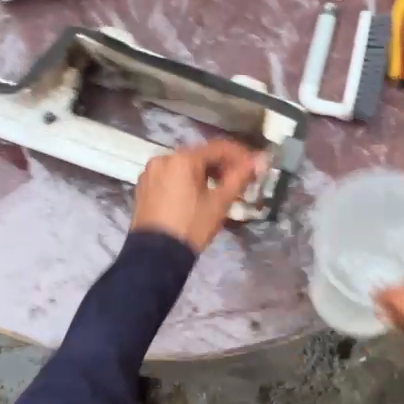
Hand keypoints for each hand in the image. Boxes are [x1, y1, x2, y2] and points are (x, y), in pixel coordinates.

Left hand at [130, 139, 262, 252]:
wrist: (156, 255)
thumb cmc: (192, 226)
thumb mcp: (219, 202)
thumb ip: (240, 177)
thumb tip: (260, 160)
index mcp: (182, 159)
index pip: (218, 148)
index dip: (240, 155)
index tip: (255, 166)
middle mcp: (163, 158)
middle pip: (200, 156)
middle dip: (222, 166)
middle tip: (239, 181)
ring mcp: (150, 173)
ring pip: (184, 166)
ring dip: (204, 173)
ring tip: (219, 190)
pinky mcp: (144, 187)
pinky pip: (170, 176)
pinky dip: (186, 181)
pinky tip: (196, 196)